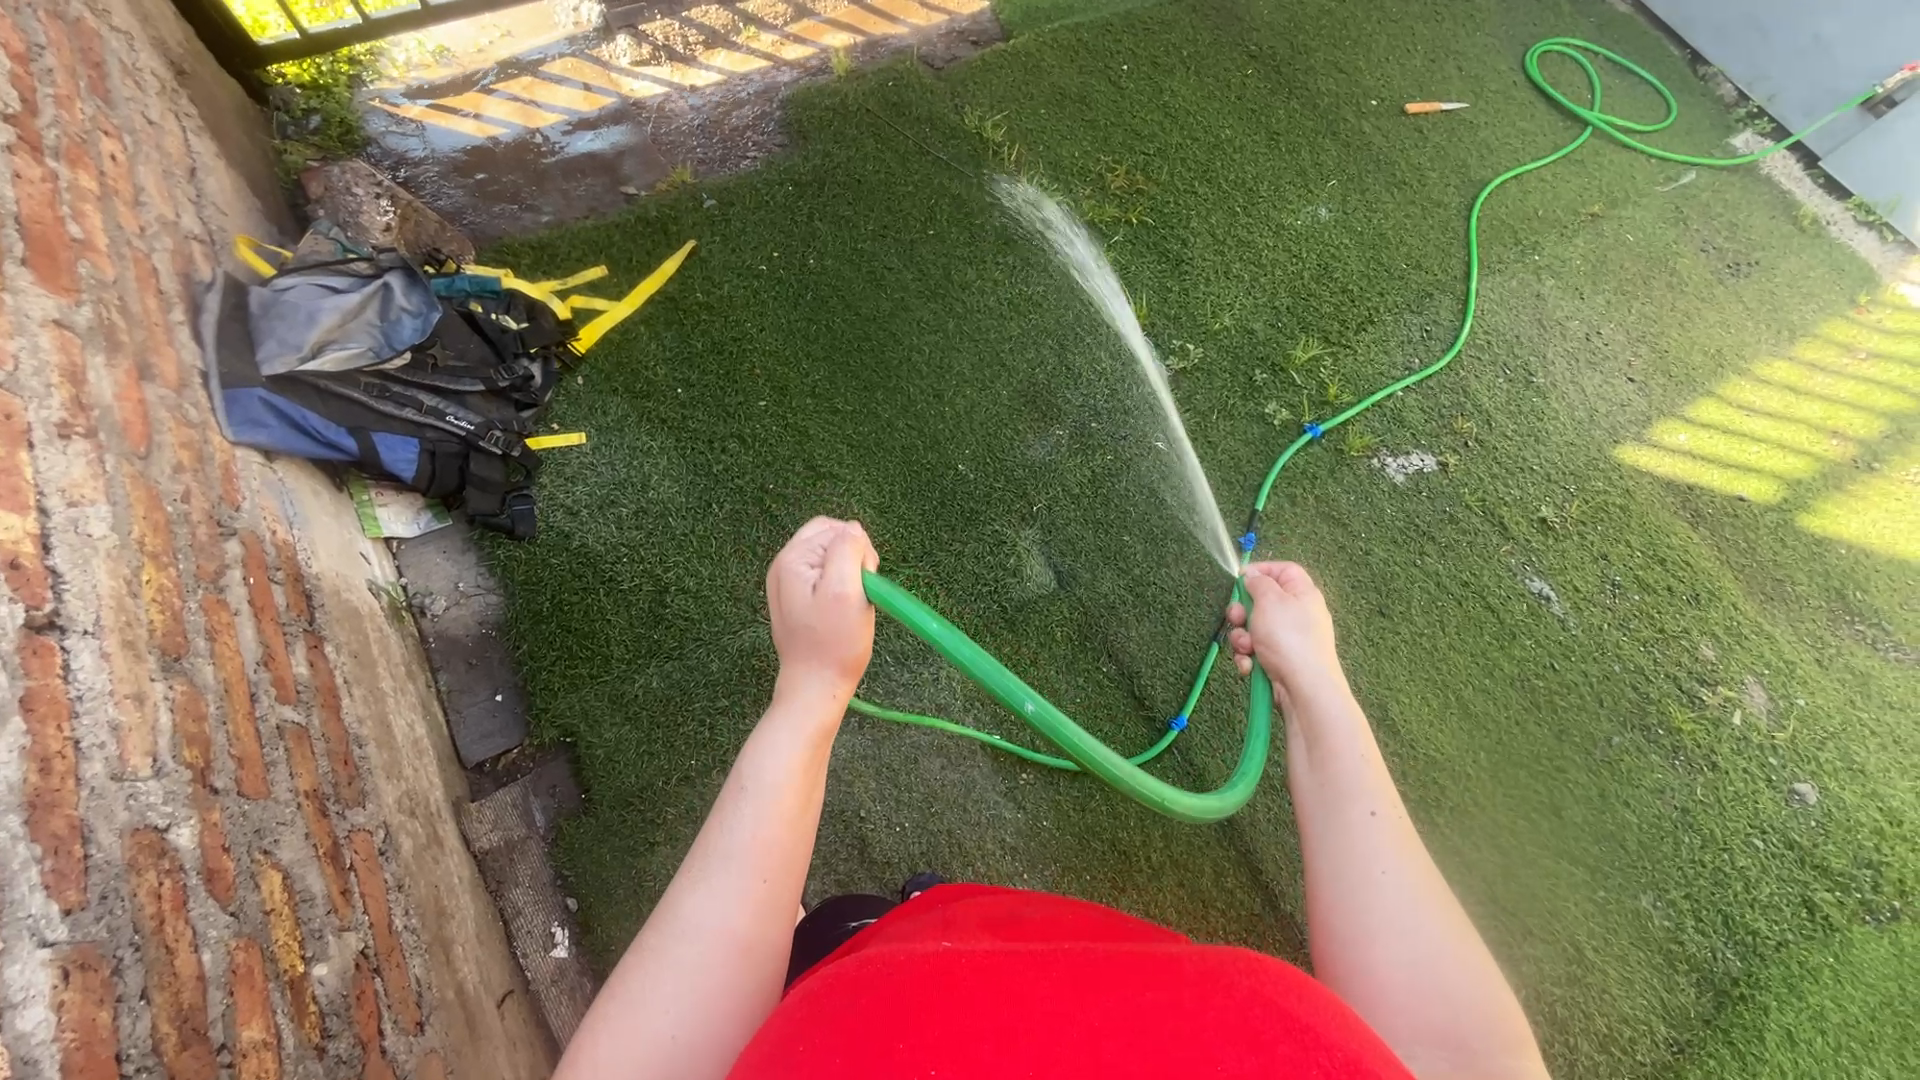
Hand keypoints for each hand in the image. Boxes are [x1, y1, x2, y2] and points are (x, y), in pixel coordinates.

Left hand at [766, 517, 878, 706]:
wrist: (816, 686)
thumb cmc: (834, 642)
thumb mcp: (846, 590)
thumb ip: (848, 549)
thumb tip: (853, 528)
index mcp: (792, 559)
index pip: (835, 530)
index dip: (858, 550)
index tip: (865, 581)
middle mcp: (785, 565)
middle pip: (830, 538)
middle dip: (854, 557)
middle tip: (861, 590)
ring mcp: (788, 583)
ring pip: (831, 557)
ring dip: (850, 572)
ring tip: (853, 601)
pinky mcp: (797, 599)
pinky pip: (825, 576)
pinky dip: (841, 585)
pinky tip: (844, 608)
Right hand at [1227, 561, 1344, 702]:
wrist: (1303, 687)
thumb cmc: (1289, 639)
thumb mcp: (1269, 600)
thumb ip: (1257, 582)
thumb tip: (1252, 576)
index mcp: (1302, 593)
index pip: (1283, 570)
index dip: (1261, 570)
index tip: (1239, 578)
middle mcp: (1296, 614)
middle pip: (1261, 601)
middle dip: (1242, 611)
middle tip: (1237, 618)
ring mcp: (1288, 638)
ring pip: (1252, 628)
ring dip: (1241, 638)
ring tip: (1246, 648)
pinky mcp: (1278, 659)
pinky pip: (1255, 650)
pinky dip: (1248, 656)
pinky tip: (1250, 665)